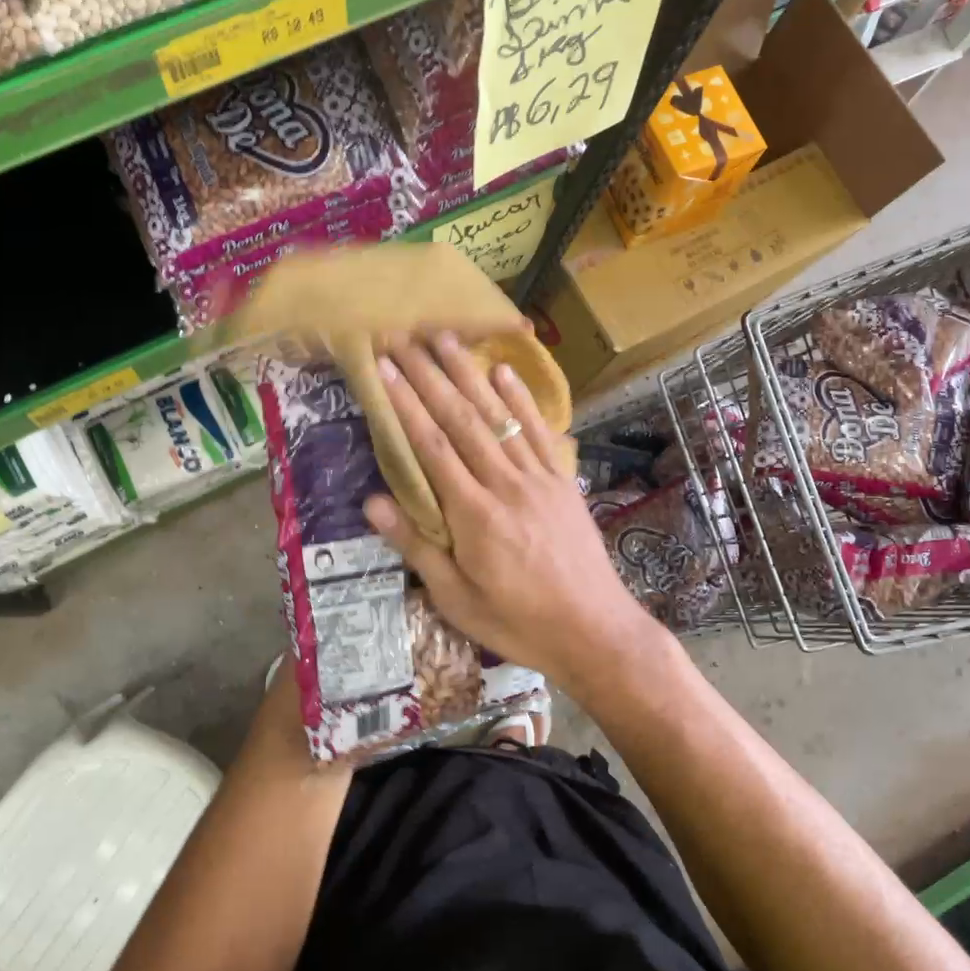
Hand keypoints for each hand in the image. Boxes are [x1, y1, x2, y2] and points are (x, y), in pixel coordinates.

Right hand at [363, 333, 662, 689]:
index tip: (384, 368)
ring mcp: (538, 479)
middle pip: (462, 419)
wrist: (595, 632)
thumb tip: (373, 501)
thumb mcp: (457, 599)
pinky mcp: (562, 482)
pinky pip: (537, 432)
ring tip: (445, 338)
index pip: (432, 446)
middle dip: (430, 376)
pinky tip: (503, 372)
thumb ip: (417, 547)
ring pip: (498, 416)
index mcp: (473, 515)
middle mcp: (505, 484)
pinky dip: (520, 399)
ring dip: (469, 374)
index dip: (405, 404)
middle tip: (404, 337)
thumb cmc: (518, 623)